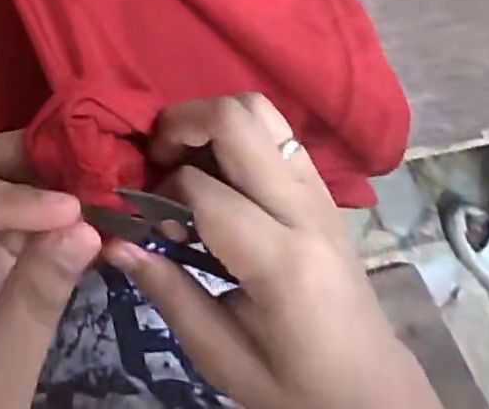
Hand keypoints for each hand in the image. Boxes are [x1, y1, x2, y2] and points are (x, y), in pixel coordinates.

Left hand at [0, 131, 101, 408]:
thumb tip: (86, 227)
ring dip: (37, 179)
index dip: (14, 197)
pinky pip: (7, 216)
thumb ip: (37, 296)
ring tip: (88, 182)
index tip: (72, 208)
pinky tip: (80, 213)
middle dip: (23, 163)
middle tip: (83, 167)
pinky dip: (43, 211)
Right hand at [103, 94, 440, 408]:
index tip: (152, 220)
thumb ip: (168, 293)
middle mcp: (303, 209)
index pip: (203, 189)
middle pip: (234, 120)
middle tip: (158, 159)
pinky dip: (235, 128)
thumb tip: (114, 242)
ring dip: (210, 118)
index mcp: (281, 262)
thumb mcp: (224, 359)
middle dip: (180, 124)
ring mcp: (318, 188)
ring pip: (257, 108)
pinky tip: (220, 166)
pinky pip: (273, 125)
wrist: (374, 391)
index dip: (162, 193)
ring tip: (187, 155)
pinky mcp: (321, 182)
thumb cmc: (296, 386)